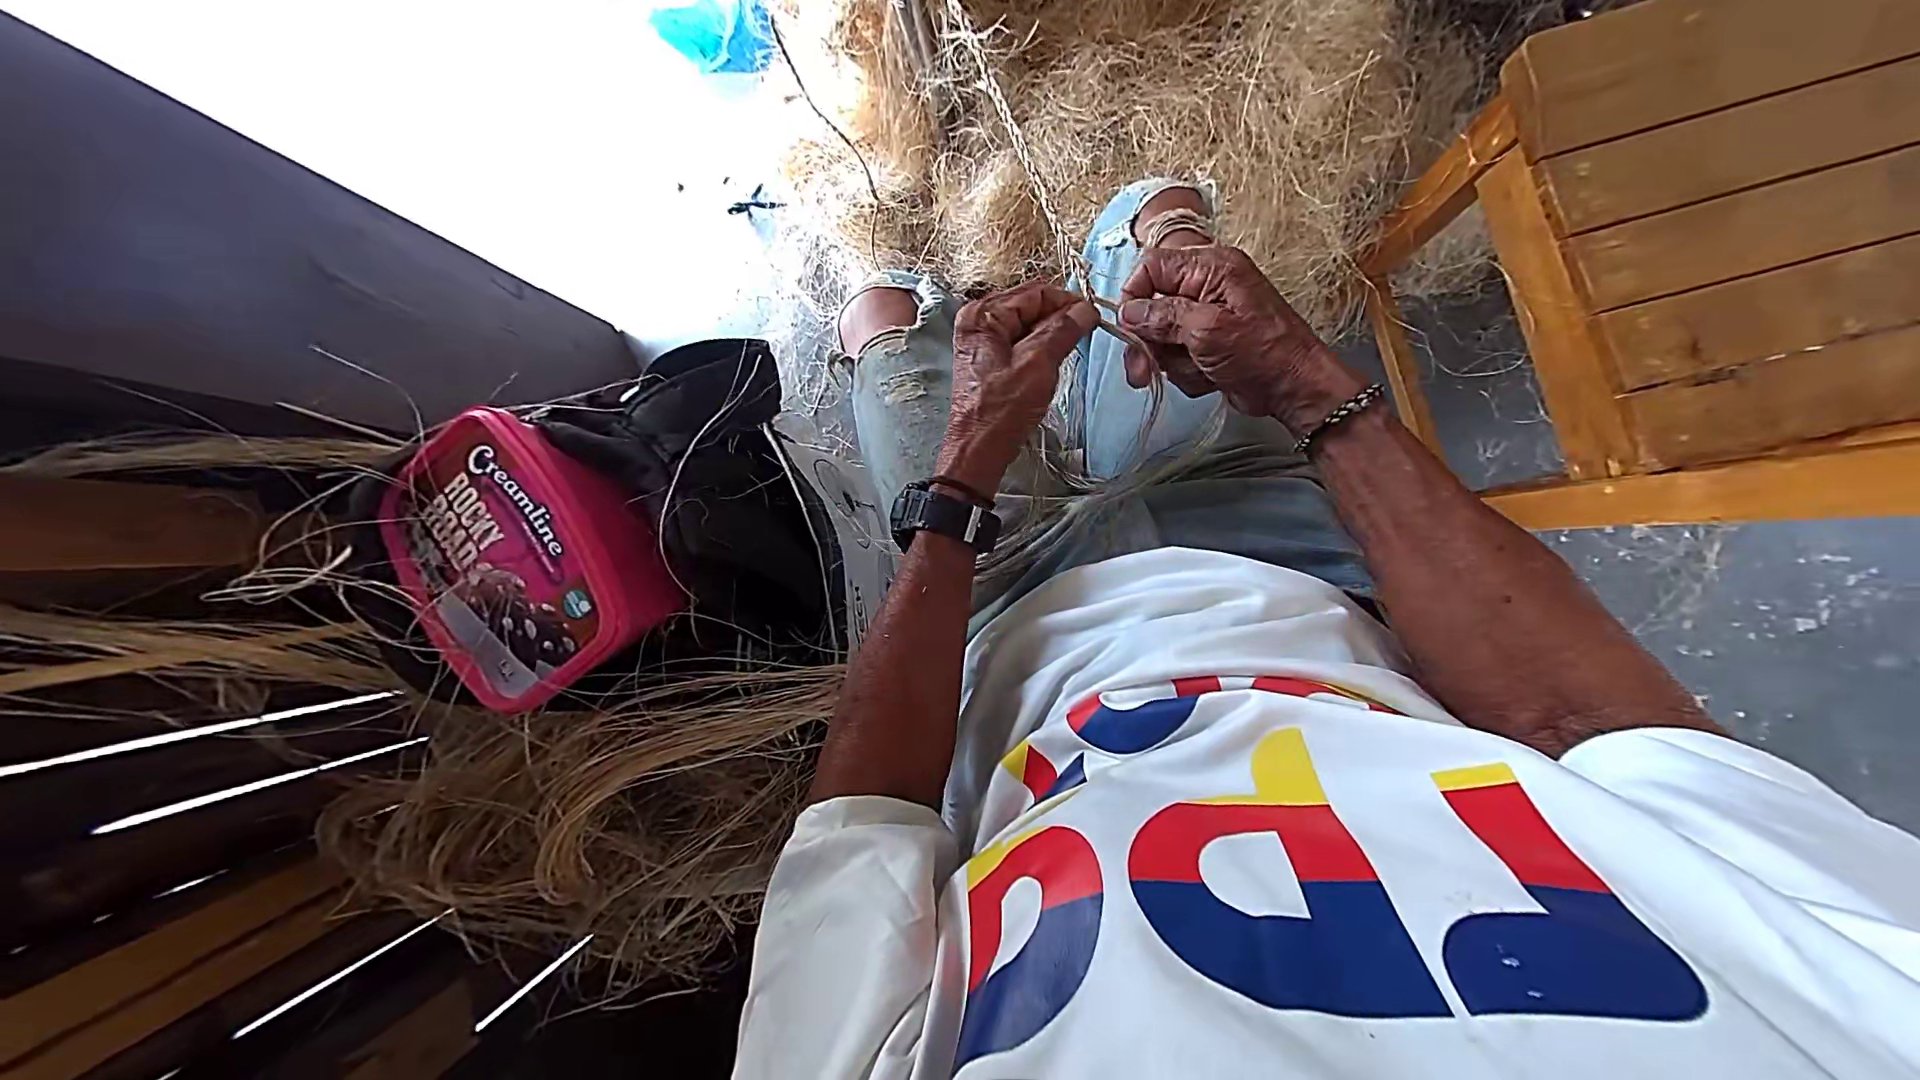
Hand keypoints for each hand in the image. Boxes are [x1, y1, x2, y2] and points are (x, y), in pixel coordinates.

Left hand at [938, 282, 1096, 495]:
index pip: (1035, 292)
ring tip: (1065, 354)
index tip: (1092, 315)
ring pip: (1028, 328)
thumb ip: (1062, 330)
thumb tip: (1085, 309)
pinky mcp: (989, 363)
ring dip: (1051, 338)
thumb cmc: (1000, 411)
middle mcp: (977, 323)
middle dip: (1059, 320)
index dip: (1067, 301)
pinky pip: (1022, 345)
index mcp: (982, 315)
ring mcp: (982, 344)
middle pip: (1030, 307)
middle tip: (1083, 335)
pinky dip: (1039, 352)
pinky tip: (1049, 366)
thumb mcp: (1037, 364)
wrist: (979, 450)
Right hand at [1118, 245, 1363, 432]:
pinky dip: (1186, 372)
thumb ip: (1164, 316)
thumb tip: (1129, 311)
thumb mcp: (1208, 330)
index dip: (1134, 296)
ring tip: (1197, 370)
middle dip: (1146, 342)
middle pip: (1149, 307)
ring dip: (1171, 362)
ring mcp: (1204, 317)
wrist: (1292, 387)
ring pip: (1159, 338)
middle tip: (1142, 371)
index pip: (1151, 266)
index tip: (1128, 327)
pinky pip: (1174, 357)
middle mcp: (1205, 287)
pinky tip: (1208, 376)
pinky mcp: (1204, 344)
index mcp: (1210, 269)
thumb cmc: (1264, 353)